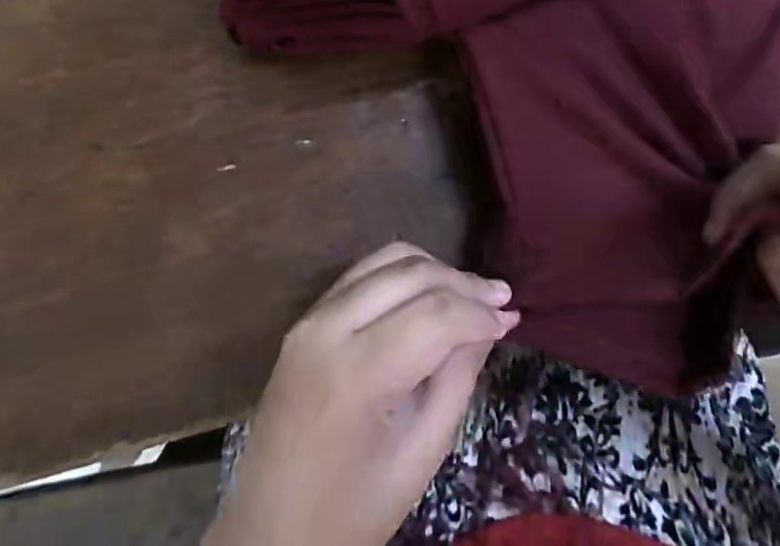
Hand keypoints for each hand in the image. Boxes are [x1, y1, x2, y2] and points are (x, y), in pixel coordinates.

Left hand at [205, 243, 517, 545]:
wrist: (267, 533)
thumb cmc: (350, 511)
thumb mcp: (421, 456)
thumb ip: (458, 379)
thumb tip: (491, 324)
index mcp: (355, 374)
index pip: (434, 315)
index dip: (479, 312)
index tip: (512, 320)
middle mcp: (327, 328)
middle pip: (411, 274)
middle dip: (463, 282)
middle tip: (503, 298)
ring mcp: (310, 318)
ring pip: (387, 260)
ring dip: (435, 269)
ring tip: (472, 294)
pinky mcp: (305, 319)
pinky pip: (364, 273)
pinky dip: (404, 273)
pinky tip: (431, 293)